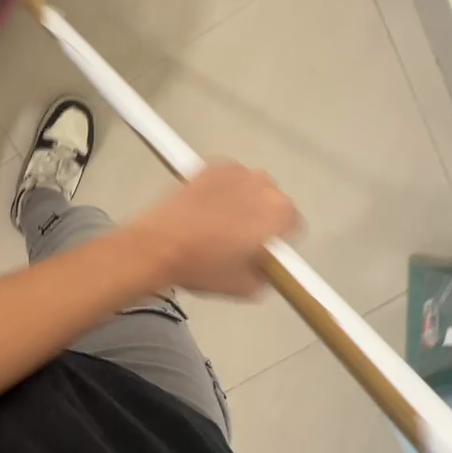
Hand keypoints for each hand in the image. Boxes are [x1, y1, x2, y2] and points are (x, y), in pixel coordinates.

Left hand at [125, 162, 298, 295]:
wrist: (157, 245)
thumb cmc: (202, 267)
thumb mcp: (244, 286)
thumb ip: (267, 275)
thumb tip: (266, 268)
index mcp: (279, 212)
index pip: (294, 224)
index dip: (279, 240)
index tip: (262, 251)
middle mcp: (263, 184)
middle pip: (273, 201)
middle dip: (261, 217)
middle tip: (237, 239)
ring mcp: (235, 171)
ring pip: (250, 187)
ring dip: (243, 201)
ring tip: (218, 223)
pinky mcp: (210, 166)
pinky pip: (227, 178)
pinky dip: (222, 189)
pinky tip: (205, 208)